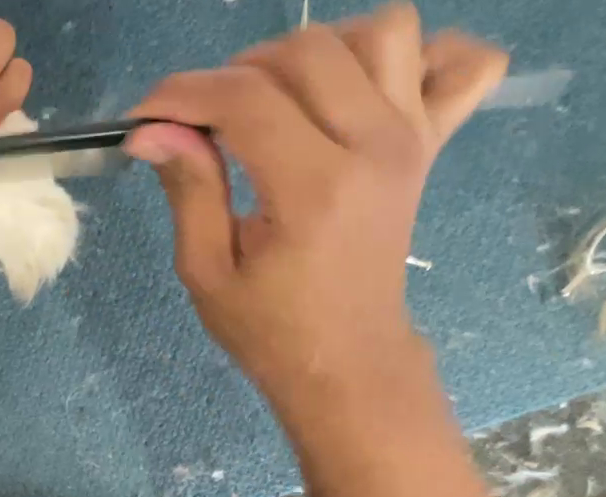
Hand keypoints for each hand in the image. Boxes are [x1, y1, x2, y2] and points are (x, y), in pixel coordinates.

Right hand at [124, 3, 506, 411]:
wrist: (345, 355)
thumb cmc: (266, 325)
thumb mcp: (206, 269)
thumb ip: (188, 190)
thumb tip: (151, 132)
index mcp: (313, 188)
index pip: (246, 100)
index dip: (183, 95)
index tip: (144, 116)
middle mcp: (376, 145)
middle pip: (309, 51)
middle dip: (236, 72)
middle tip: (203, 120)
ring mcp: (415, 135)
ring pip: (383, 32)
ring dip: (318, 51)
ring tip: (276, 97)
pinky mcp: (434, 139)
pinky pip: (461, 60)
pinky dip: (418, 56)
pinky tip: (363, 91)